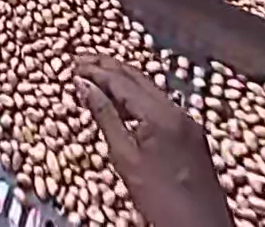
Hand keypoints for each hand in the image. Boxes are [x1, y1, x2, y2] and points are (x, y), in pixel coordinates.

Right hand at [75, 54, 232, 226]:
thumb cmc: (162, 202)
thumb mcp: (125, 158)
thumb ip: (104, 115)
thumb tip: (82, 83)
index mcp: (159, 114)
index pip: (120, 80)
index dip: (94, 71)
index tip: (72, 67)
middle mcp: (176, 111)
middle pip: (136, 76)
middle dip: (106, 67)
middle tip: (79, 62)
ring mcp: (187, 123)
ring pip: (148, 88)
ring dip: (121, 80)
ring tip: (94, 79)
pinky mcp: (192, 136)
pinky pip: (158, 104)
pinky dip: (136, 97)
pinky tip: (121, 104)